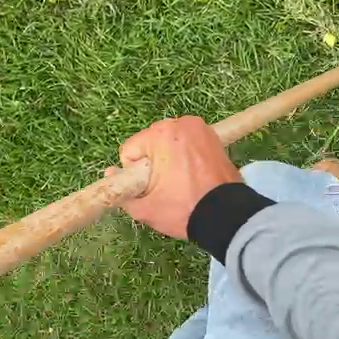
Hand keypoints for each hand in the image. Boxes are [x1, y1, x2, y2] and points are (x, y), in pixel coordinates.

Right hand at [108, 116, 241, 238]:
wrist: (227, 215)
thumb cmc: (184, 209)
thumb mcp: (146, 208)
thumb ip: (122, 192)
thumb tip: (110, 174)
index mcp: (161, 134)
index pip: (130, 150)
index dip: (135, 172)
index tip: (150, 188)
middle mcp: (181, 123)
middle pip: (150, 142)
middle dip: (152, 162)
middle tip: (167, 186)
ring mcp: (200, 128)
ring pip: (169, 142)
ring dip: (169, 157)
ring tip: (181, 182)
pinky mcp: (214, 137)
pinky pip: (188, 143)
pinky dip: (186, 155)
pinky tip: (193, 174)